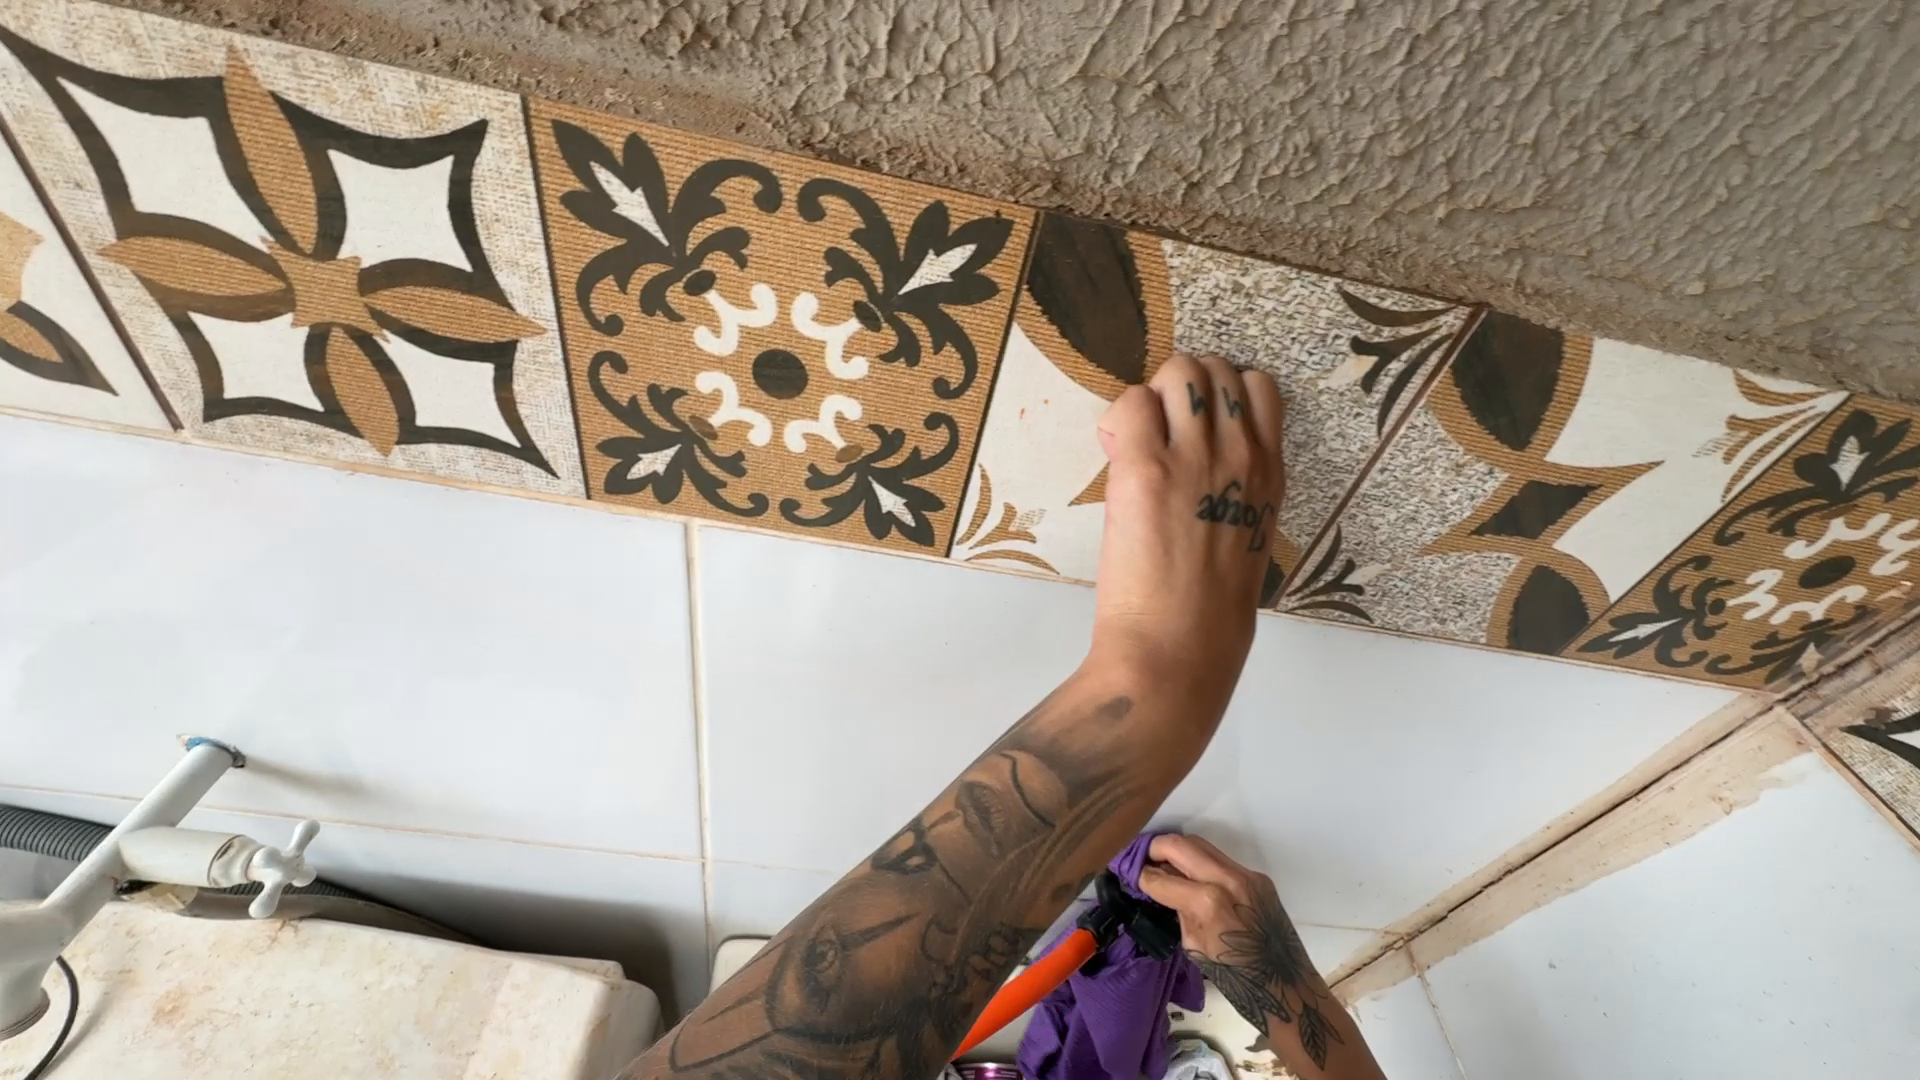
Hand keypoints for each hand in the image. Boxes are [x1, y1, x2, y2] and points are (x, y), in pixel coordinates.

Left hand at [1091, 353, 1284, 690]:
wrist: (1177, 648)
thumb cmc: (1208, 613)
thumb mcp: (1243, 539)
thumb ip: (1229, 492)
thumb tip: (1189, 465)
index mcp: (1270, 474)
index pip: (1259, 388)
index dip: (1219, 397)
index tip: (1192, 429)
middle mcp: (1241, 455)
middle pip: (1216, 370)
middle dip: (1180, 389)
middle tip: (1157, 433)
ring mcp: (1196, 458)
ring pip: (1179, 371)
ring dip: (1151, 397)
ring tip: (1136, 441)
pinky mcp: (1147, 469)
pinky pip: (1132, 403)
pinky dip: (1120, 419)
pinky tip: (1114, 455)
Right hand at [1139, 835, 1380, 1078]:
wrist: (1290, 992)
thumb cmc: (1239, 982)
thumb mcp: (1195, 947)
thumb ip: (1178, 910)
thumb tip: (1160, 888)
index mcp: (1208, 902)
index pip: (1161, 877)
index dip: (1139, 876)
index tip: (1128, 874)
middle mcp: (1228, 878)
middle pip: (1179, 844)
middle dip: (1155, 849)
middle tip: (1140, 859)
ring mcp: (1246, 875)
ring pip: (1200, 845)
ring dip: (1177, 851)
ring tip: (1162, 864)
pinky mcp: (1258, 877)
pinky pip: (1220, 860)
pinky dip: (1200, 863)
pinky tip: (1192, 878)